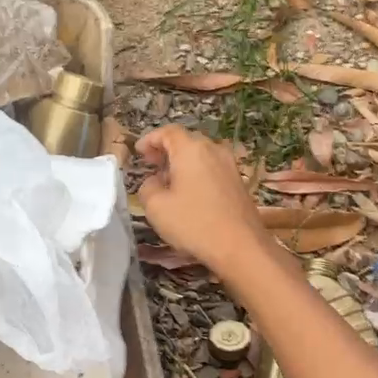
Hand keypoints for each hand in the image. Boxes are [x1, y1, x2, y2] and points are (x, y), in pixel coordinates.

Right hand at [135, 125, 271, 268]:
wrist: (239, 245)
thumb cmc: (193, 223)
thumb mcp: (156, 207)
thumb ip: (147, 188)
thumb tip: (153, 182)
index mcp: (191, 150)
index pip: (168, 132)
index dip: (150, 139)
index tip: (138, 151)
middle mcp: (213, 150)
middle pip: (186, 141)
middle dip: (166, 150)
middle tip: (151, 165)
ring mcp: (229, 165)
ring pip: (200, 155)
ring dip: (181, 163)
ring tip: (167, 182)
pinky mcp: (237, 182)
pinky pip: (211, 169)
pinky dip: (196, 173)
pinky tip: (188, 194)